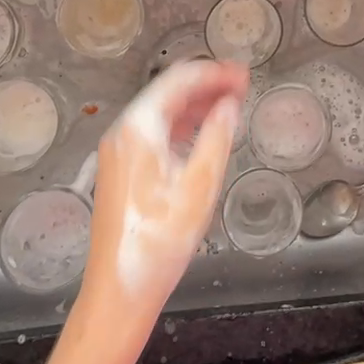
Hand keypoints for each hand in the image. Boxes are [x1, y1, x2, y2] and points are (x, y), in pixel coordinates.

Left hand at [84, 58, 247, 324]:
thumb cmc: (161, 239)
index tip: (244, 74)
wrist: (120, 291)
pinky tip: (203, 133)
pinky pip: (154, 133)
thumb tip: (229, 105)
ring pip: (161, 112)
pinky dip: (181, 125)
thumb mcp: (200, 186)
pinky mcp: (121, 169)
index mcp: (139, 128)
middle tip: (242, 86)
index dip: (213, 73)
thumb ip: (217, 137)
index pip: (178, 81)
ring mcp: (119, 151)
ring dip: (195, 104)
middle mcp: (123, 132)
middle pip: (168, 93)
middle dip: (206, 85)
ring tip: (230, 106)